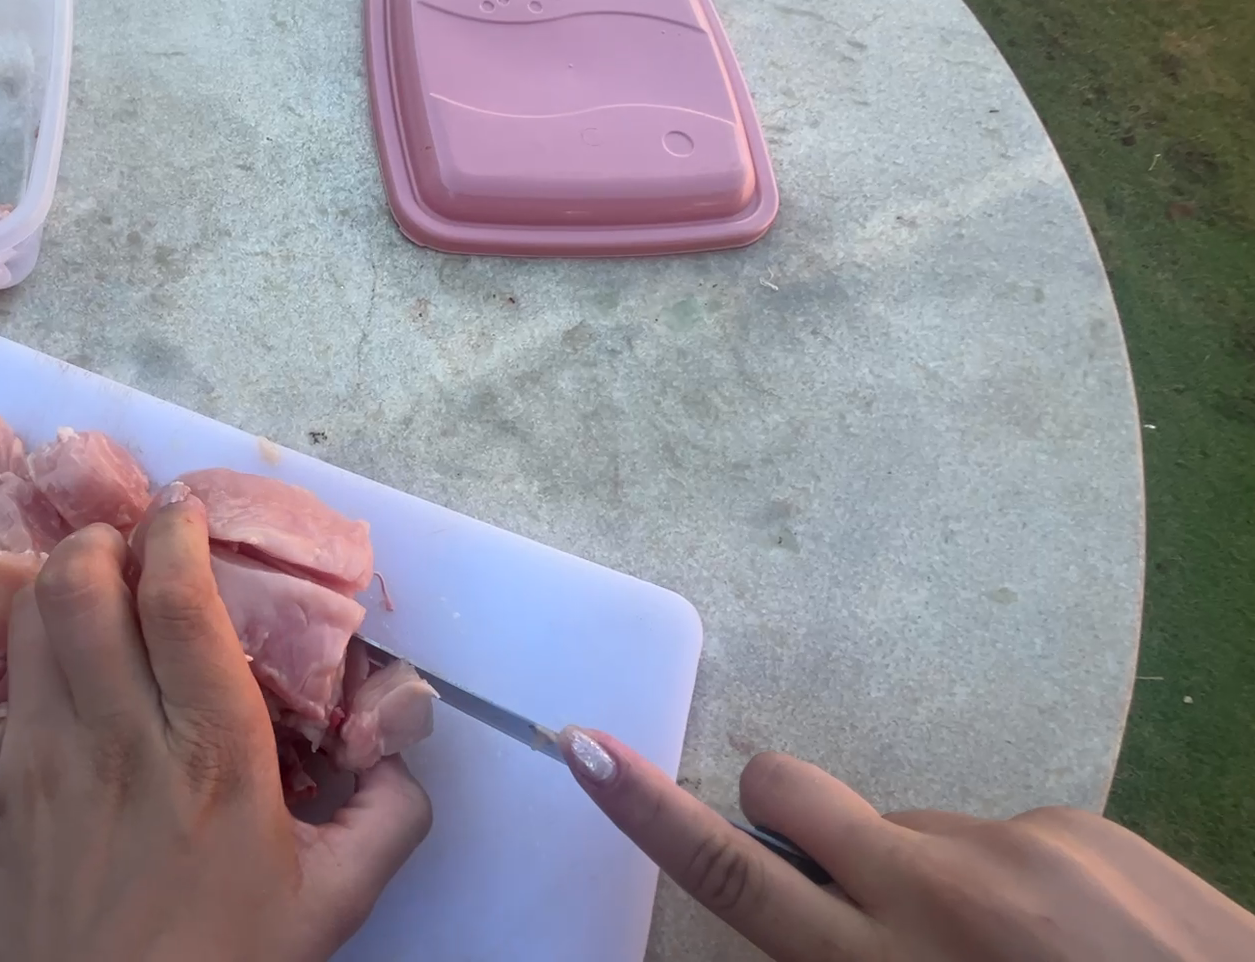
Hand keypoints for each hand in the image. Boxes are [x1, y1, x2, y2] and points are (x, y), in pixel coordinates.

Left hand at [0, 499, 431, 961]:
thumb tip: (403, 747)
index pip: (179, 603)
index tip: (183, 510)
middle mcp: (118, 739)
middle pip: (82, 589)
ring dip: (46, 578)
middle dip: (103, 540)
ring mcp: (40, 766)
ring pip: (22, 624)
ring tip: (78, 579)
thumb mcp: (337, 897)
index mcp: (213, 751)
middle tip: (127, 546)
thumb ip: (389, 813)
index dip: (177, 534)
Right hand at [561, 727, 1254, 960]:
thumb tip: (790, 901)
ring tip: (1038, 959)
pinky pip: (998, 829)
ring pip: (901, 820)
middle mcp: (938, 898)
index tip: (582, 743)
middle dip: (788, 814)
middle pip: (781, 788)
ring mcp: (1018, 849)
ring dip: (933, 874)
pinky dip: (1019, 878)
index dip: (643, 806)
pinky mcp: (1087, 826)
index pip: (728, 873)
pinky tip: (1103, 948)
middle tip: (859, 885)